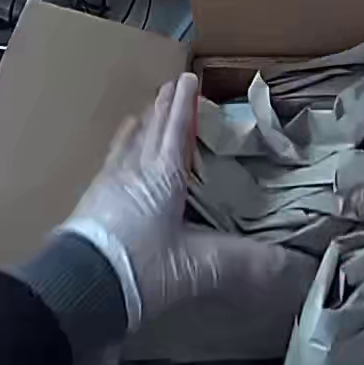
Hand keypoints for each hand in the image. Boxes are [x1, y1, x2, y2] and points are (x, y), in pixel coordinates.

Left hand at [58, 73, 312, 329]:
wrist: (76, 286)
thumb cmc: (140, 268)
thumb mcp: (194, 267)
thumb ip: (240, 262)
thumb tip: (287, 265)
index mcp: (164, 175)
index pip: (177, 130)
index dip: (184, 104)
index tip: (188, 78)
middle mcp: (136, 168)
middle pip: (153, 128)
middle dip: (164, 106)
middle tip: (169, 86)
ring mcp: (110, 181)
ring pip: (130, 140)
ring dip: (142, 122)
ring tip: (145, 110)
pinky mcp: (92, 198)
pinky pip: (112, 158)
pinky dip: (121, 144)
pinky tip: (117, 151)